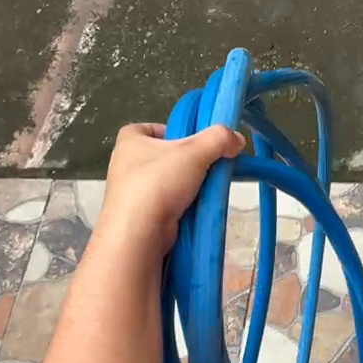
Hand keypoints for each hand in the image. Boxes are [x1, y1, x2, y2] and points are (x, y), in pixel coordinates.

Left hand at [96, 123, 244, 259]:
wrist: (138, 234)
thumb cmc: (159, 183)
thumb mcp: (195, 151)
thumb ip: (219, 139)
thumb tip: (237, 138)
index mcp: (129, 142)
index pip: (147, 128)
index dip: (169, 131)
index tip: (190, 140)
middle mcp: (125, 165)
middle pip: (163, 155)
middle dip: (186, 160)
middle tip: (207, 163)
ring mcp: (130, 193)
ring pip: (166, 180)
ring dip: (186, 183)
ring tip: (207, 186)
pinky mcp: (138, 215)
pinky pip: (165, 202)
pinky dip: (182, 203)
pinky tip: (198, 205)